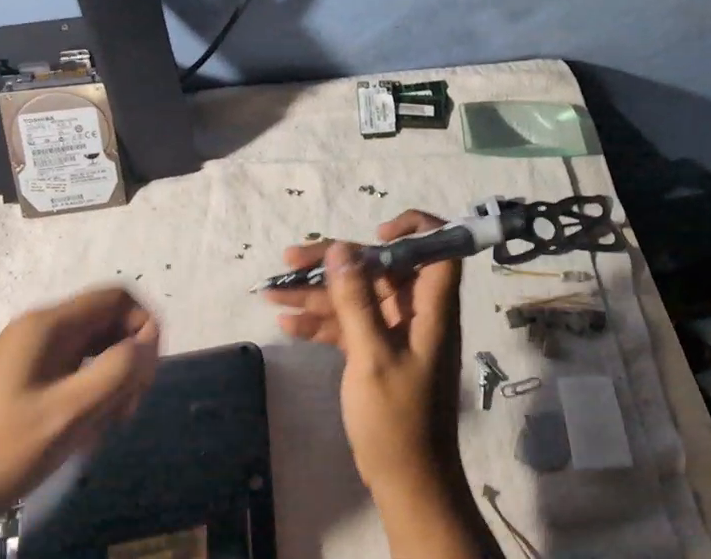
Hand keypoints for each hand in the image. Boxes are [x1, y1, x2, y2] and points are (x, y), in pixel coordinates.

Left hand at [0, 286, 158, 558]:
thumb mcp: (69, 412)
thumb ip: (119, 370)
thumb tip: (151, 339)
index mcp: (48, 326)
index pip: (117, 298)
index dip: (144, 326)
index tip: (148, 372)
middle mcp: (39, 331)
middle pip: (107, 325)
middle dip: (128, 361)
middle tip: (127, 409)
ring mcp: (27, 358)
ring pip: (92, 352)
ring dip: (110, 384)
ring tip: (105, 427)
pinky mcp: (20, 384)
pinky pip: (71, 374)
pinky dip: (88, 396)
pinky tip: (84, 433)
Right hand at [266, 210, 461, 494]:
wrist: (407, 481)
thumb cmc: (398, 419)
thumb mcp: (372, 357)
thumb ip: (357, 301)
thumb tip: (342, 247)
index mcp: (432, 306)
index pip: (440, 247)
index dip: (414, 230)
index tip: (376, 233)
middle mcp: (417, 311)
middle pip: (380, 269)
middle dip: (336, 263)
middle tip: (290, 260)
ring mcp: (397, 332)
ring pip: (358, 297)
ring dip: (318, 294)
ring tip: (271, 292)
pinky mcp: (379, 352)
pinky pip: (351, 325)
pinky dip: (322, 323)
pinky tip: (287, 323)